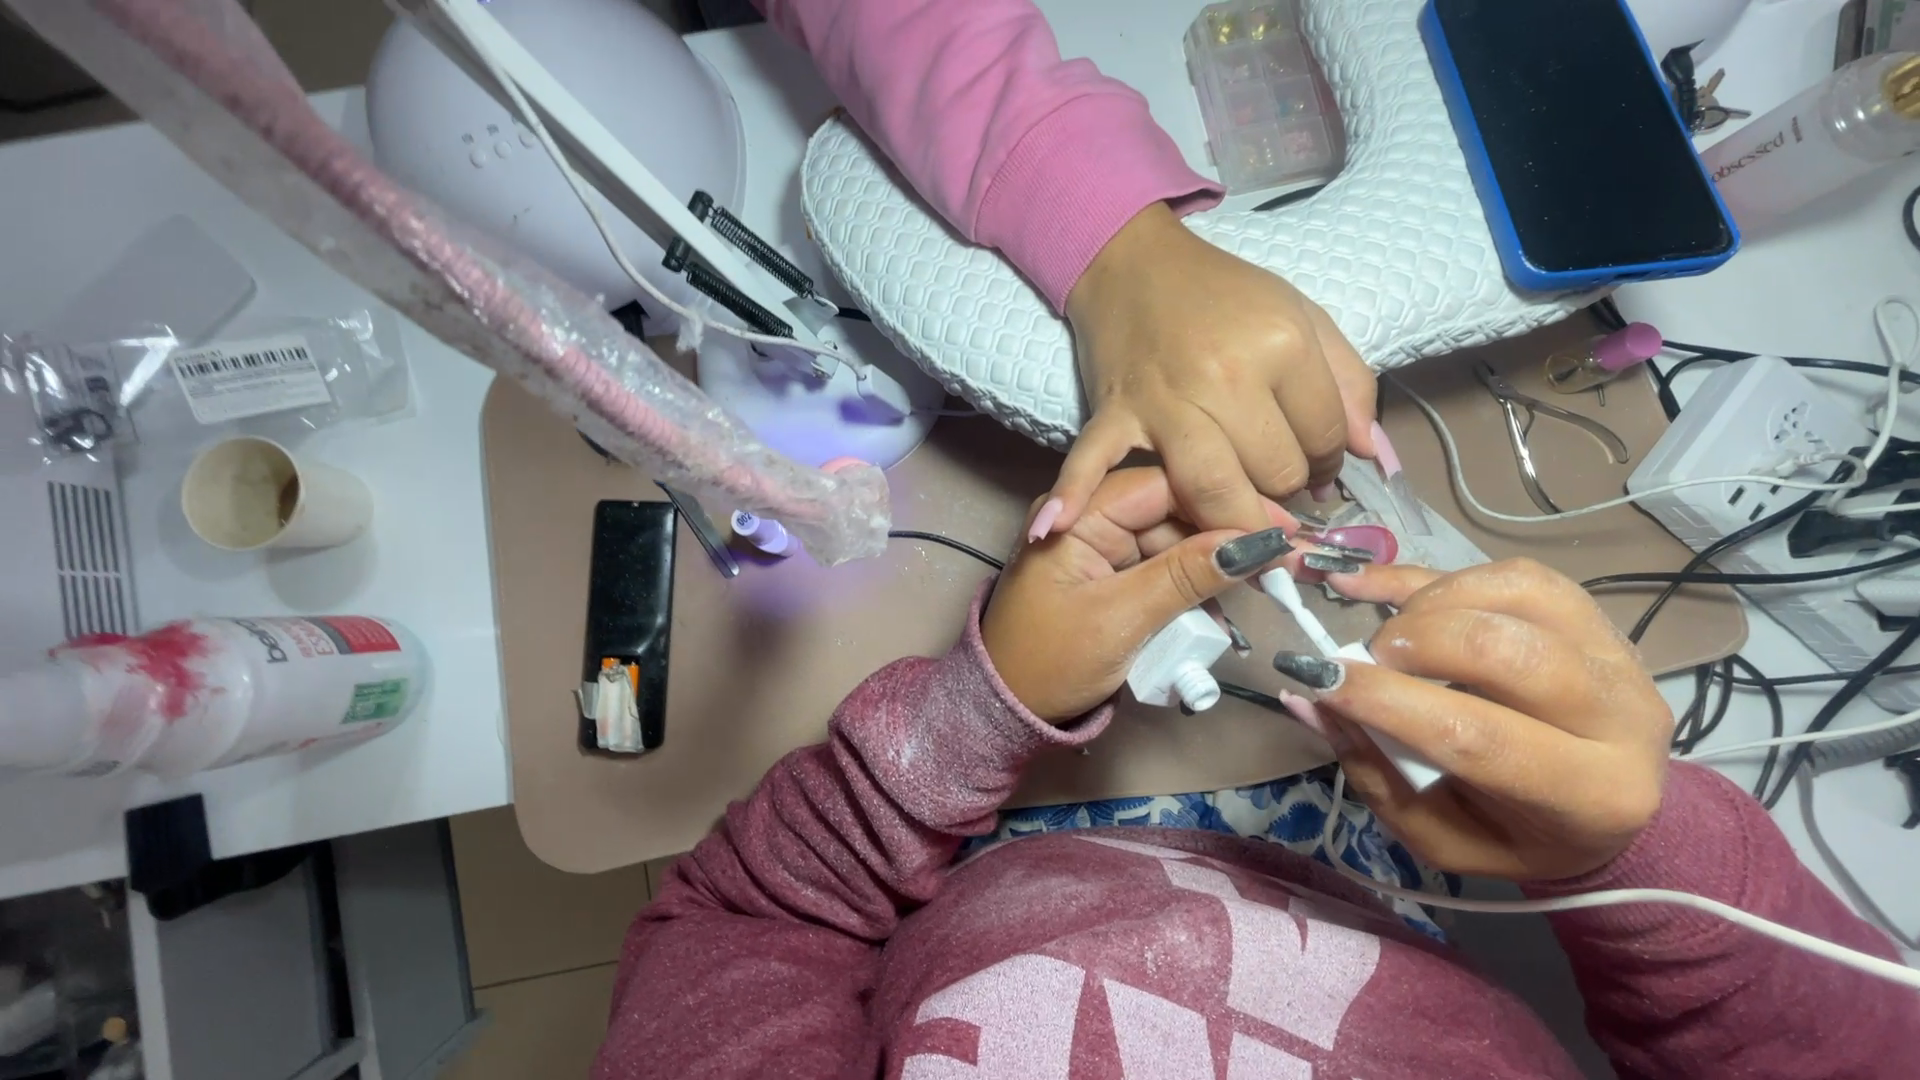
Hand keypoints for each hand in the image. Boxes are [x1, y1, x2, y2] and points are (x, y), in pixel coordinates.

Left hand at [983, 468, 1294, 722]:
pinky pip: (1157, 568)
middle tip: (1283, 563)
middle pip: (1170, 512)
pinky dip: (1187, 588)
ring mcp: (1097, 547)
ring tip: (1261, 587)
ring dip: (1210, 568)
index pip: (1162, 485)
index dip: (1223, 502)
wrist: (1006, 708)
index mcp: (1075, 513)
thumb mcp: (1120, 618)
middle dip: (1223, 538)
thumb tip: (1258, 542)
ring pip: (1170, 542)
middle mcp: (1086, 518)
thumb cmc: (1051, 662)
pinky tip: (1220, 608)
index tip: (1281, 526)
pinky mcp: (1106, 576)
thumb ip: (1186, 576)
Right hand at [1046, 203, 1378, 537]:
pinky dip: (1073, 495)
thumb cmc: (1223, 294)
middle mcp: (1223, 378)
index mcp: (1280, 346)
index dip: (1330, 459)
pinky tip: (1053, 527)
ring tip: (1243, 528)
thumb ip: (1349, 382)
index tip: (1314, 459)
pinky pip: (1092, 462)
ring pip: (1210, 489)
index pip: (1324, 438)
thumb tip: (1372, 454)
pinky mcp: (1113, 415)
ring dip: (1233, 521)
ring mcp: (1161, 402)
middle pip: (1273, 474)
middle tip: (1275, 480)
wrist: (1135, 263)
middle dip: (1286, 490)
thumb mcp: (1303, 316)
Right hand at [1306, 559, 1673, 880]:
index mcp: (1587, 792)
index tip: (1322, 680)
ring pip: (1515, 593)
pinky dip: (1442, 576)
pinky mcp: (1595, 617)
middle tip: (1367, 658)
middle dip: (1412, 642)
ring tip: (1392, 634)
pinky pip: (1516, 574)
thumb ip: (1372, 774)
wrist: (1605, 809)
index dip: (1386, 701)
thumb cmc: (1513, 833)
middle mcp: (1621, 717)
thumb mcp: (1439, 834)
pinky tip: (1391, 592)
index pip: (1475, 734)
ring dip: (1429, 602)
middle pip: (1505, 650)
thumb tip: (1307, 700)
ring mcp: (1616, 654)